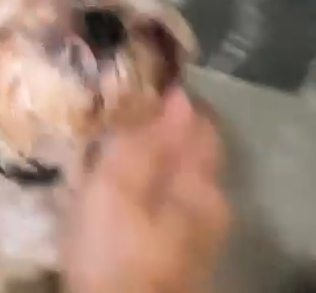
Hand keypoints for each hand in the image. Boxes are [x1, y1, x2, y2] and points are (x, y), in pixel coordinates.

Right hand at [61, 90, 230, 292]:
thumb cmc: (114, 248)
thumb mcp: (119, 187)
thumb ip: (147, 140)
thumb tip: (177, 92)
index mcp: (201, 185)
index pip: (199, 121)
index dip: (170, 92)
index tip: (129, 68)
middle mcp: (210, 203)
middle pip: (190, 144)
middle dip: (158, 114)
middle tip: (110, 88)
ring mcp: (194, 227)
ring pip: (175, 166)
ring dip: (148, 140)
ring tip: (105, 120)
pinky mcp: (173, 243)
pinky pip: (163, 187)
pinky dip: (142, 167)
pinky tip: (112, 166)